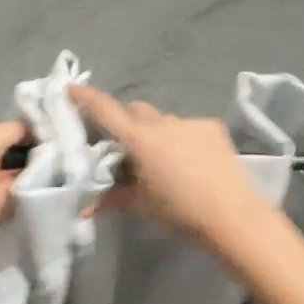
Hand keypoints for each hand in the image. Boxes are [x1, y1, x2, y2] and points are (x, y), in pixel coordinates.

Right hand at [70, 85, 269, 240]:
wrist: (232, 215)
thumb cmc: (179, 211)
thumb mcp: (140, 205)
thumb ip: (112, 199)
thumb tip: (85, 208)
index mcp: (140, 139)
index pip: (106, 111)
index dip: (86, 98)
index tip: (71, 88)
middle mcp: (163, 123)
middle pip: (135, 110)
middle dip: (124, 120)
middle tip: (121, 143)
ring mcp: (191, 122)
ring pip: (162, 120)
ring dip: (154, 132)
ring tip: (159, 160)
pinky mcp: (213, 128)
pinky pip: (187, 127)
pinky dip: (179, 139)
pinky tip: (188, 162)